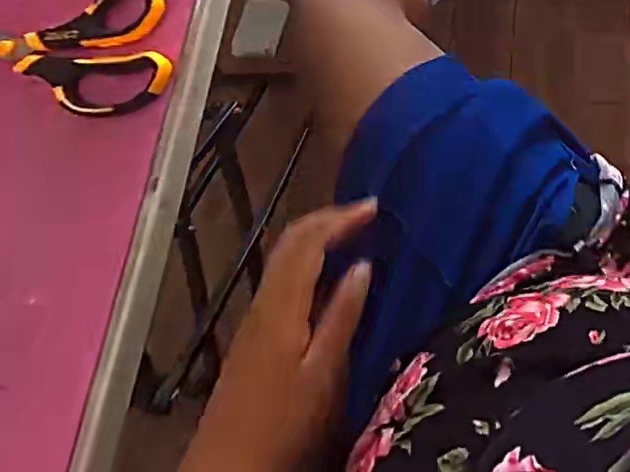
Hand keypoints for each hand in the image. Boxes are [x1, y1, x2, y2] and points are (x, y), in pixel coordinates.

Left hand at [178, 200, 376, 471]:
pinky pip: (285, 276)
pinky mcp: (255, 333)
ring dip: (319, 235)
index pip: (308, 242)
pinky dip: (310, 257)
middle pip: (291, 241)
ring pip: (285, 256)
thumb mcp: (322, 373)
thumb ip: (343, 315)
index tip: (375, 206)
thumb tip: (364, 265)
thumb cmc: (279, 423)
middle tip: (366, 212)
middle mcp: (264, 303)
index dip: (341, 218)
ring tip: (353, 231)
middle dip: (328, 218)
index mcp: (281, 306)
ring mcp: (255, 317)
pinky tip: (330, 272)